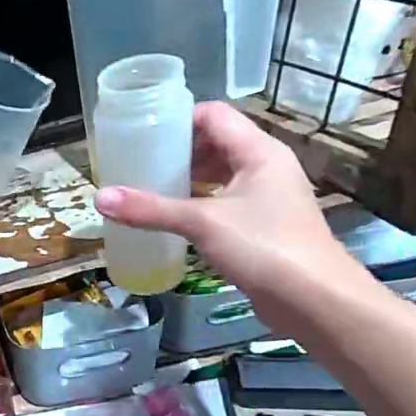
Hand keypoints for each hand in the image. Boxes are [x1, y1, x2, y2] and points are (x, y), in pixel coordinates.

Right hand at [93, 102, 371, 330]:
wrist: (315, 300)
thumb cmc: (263, 247)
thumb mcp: (202, 223)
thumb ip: (151, 209)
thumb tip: (100, 198)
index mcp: (259, 151)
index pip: (215, 115)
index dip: (179, 119)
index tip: (143, 134)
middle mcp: (267, 167)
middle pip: (218, 144)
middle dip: (180, 152)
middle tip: (141, 164)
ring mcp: (269, 198)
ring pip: (223, 175)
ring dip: (190, 180)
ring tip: (152, 189)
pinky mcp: (266, 226)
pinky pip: (227, 203)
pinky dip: (202, 204)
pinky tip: (177, 220)